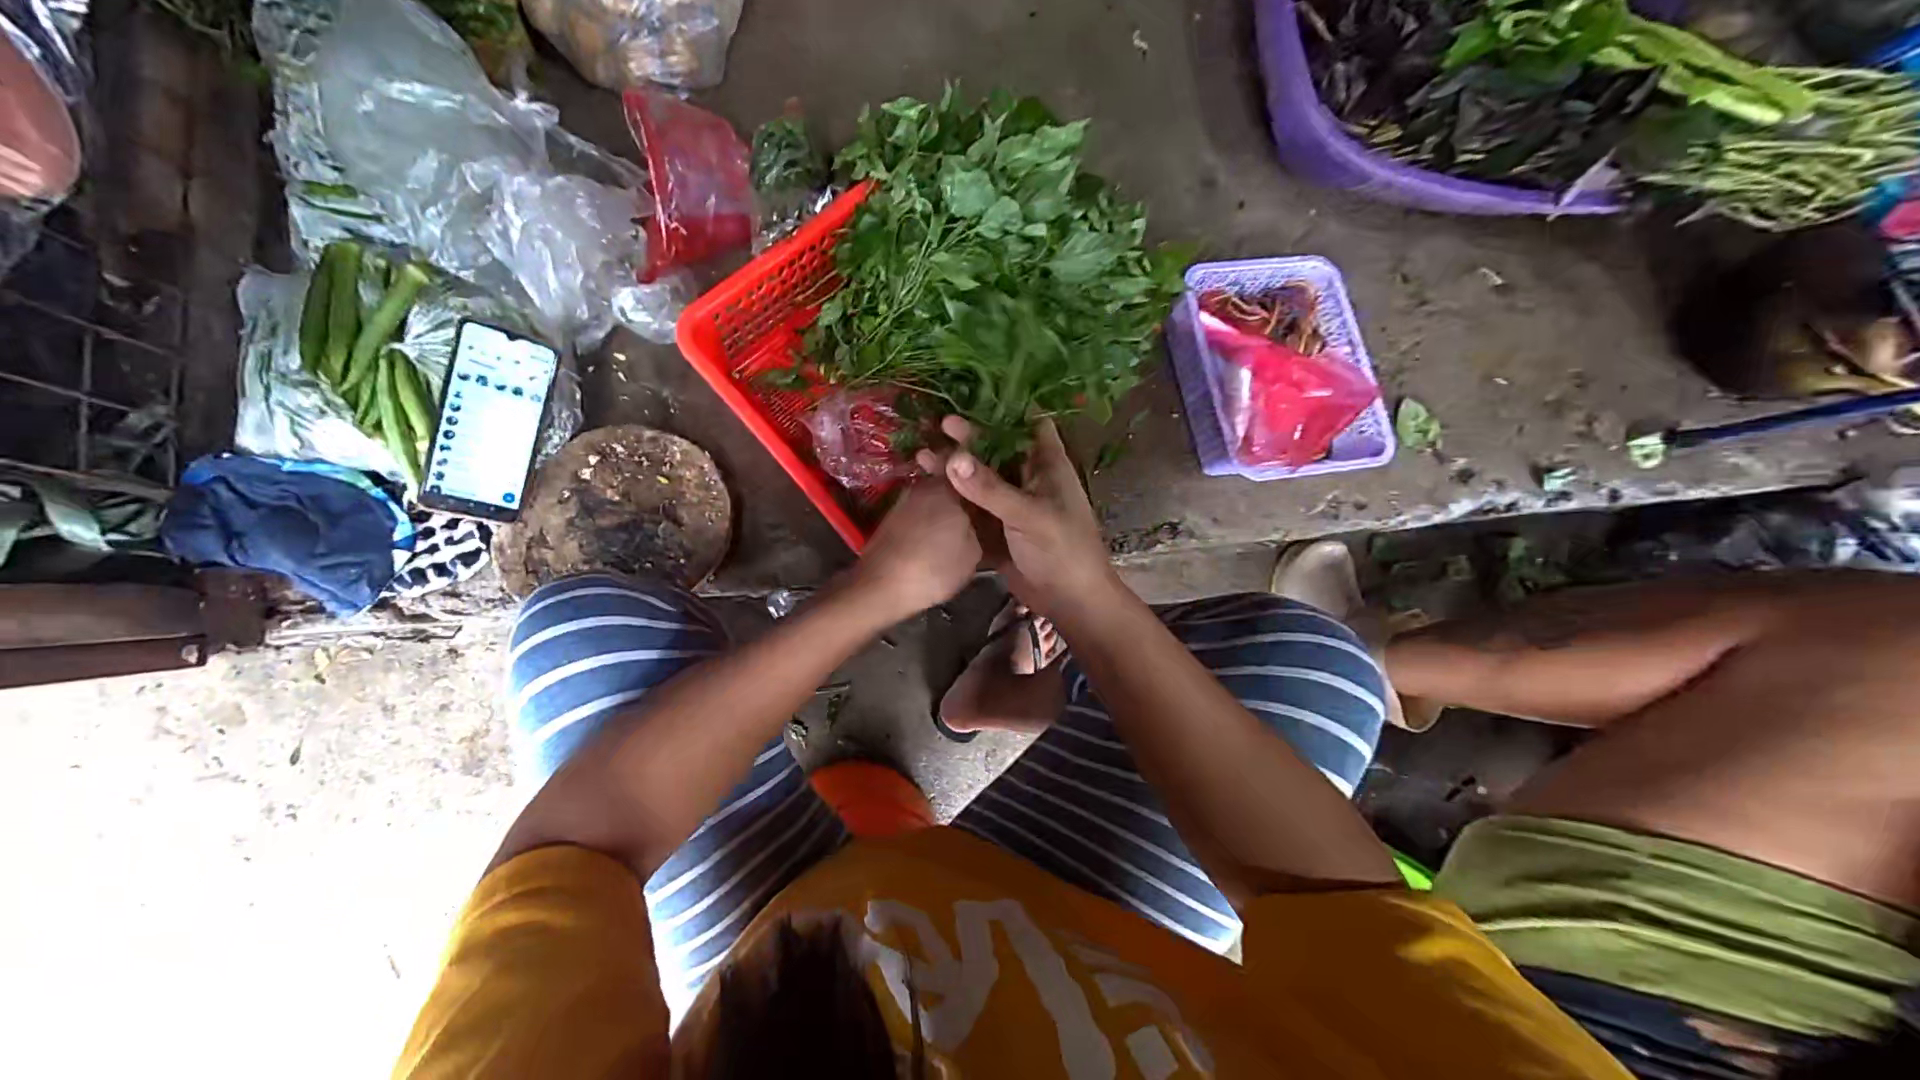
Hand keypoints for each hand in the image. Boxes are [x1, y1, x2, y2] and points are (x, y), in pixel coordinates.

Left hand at [850, 476, 983, 619]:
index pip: (961, 463)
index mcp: (945, 487)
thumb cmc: (934, 567)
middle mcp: (920, 487)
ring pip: (929, 500)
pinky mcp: (888, 521)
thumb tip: (970, 522)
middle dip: (958, 493)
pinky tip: (932, 542)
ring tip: (954, 530)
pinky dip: (925, 524)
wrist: (881, 587)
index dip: (974, 471)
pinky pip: (916, 515)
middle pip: (944, 482)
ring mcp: (901, 503)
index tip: (985, 482)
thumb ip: (975, 527)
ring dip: (940, 511)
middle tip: (974, 511)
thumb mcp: (972, 552)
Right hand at [915, 416, 1119, 619]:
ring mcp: (1011, 503)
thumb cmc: (1061, 550)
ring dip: (955, 468)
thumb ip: (990, 488)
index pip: (1029, 425)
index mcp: (1047, 465)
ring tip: (922, 454)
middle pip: (996, 449)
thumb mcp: (1028, 515)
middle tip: (938, 424)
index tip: (973, 395)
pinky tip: (927, 486)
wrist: (1069, 600)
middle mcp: (1028, 478)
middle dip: (969, 438)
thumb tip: (952, 458)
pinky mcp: (996, 526)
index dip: (1005, 409)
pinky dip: (953, 496)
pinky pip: (972, 505)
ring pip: (980, 478)